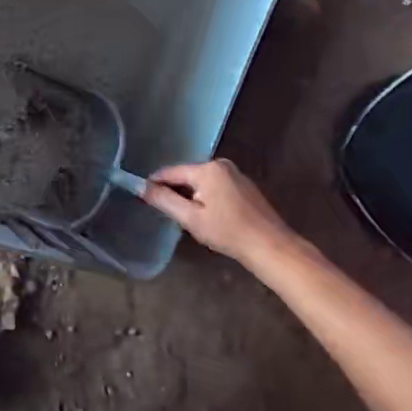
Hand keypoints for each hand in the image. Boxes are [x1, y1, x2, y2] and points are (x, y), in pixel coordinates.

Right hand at [143, 158, 295, 266]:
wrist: (270, 246)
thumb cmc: (228, 232)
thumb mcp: (191, 218)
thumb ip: (164, 199)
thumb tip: (141, 186)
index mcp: (207, 169)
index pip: (171, 172)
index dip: (155, 183)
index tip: (142, 195)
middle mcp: (221, 164)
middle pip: (187, 175)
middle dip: (175, 190)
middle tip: (166, 211)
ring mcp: (235, 173)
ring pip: (201, 181)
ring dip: (191, 195)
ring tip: (185, 215)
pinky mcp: (244, 185)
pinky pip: (215, 186)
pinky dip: (206, 196)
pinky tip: (208, 215)